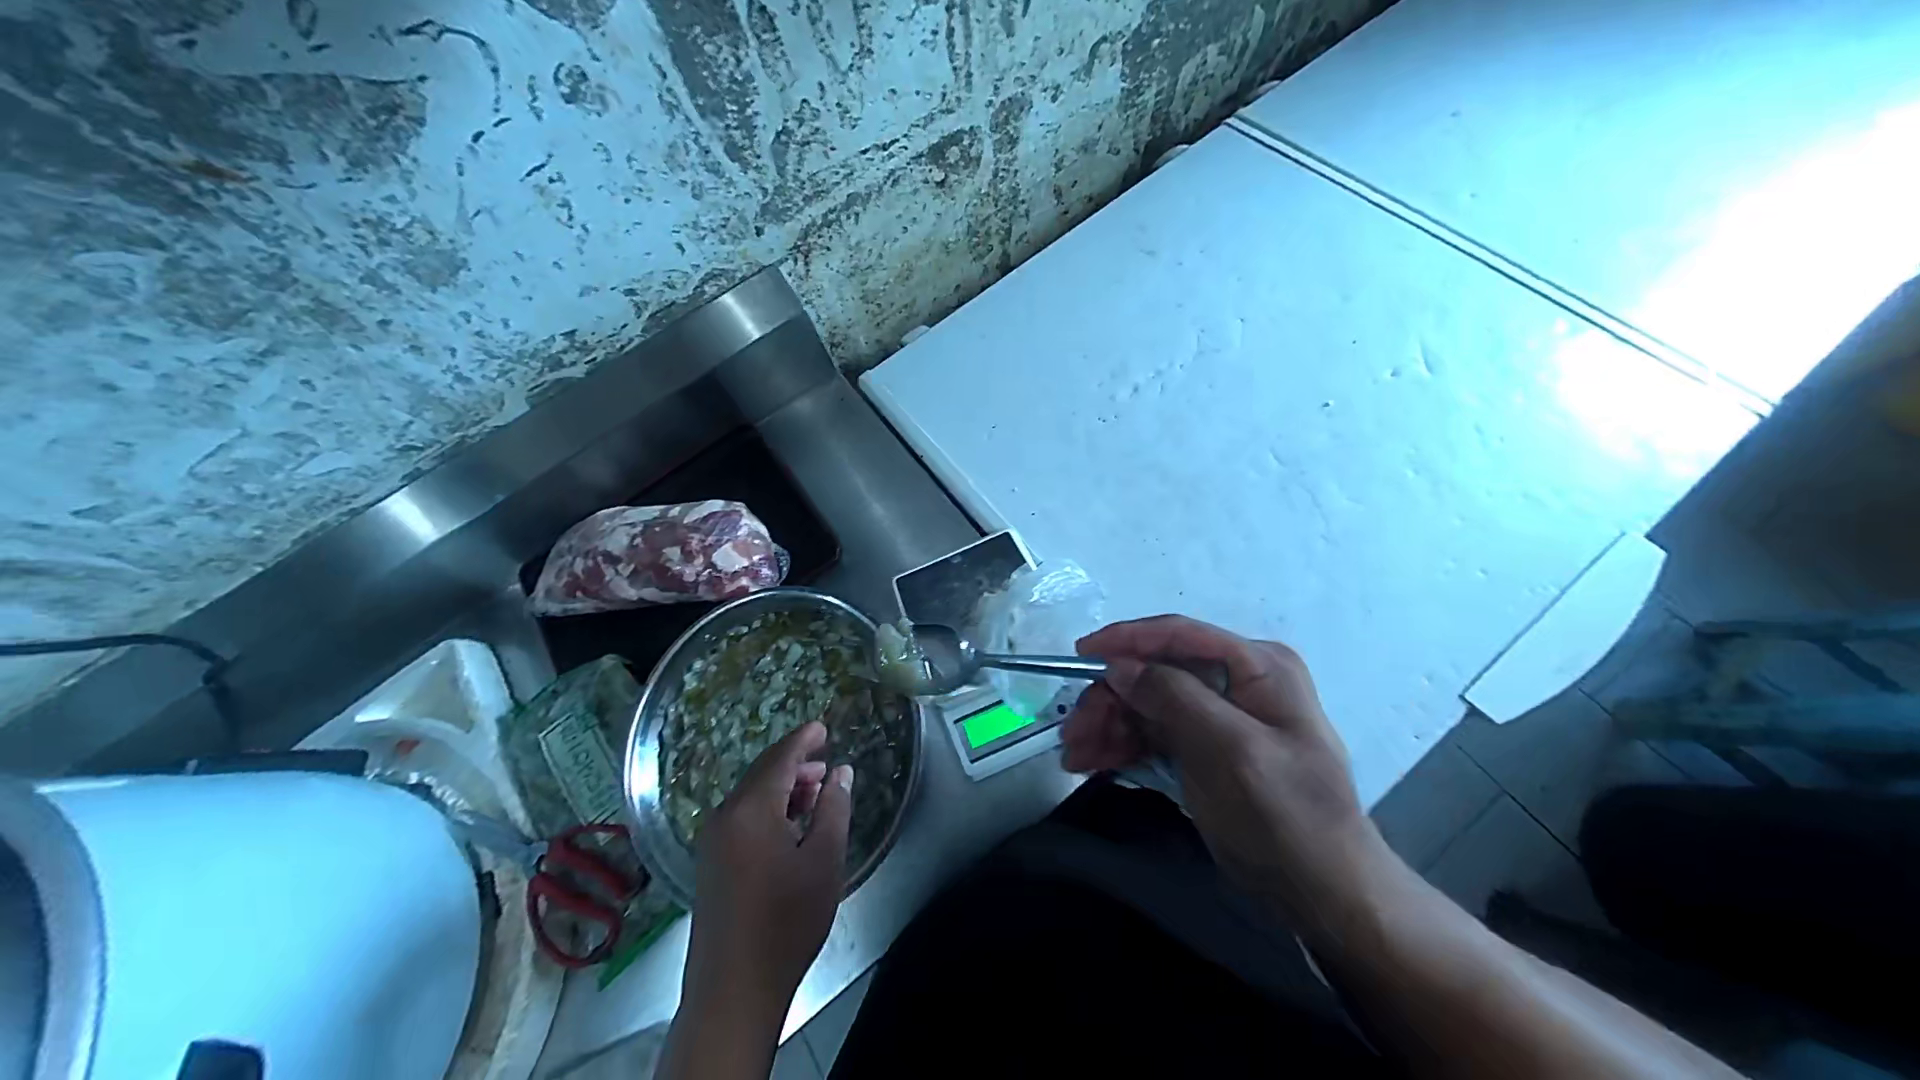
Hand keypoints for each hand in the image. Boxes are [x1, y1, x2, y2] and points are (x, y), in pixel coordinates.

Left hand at [681, 721, 852, 1029]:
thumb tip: (841, 772)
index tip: (822, 726)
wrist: (734, 987)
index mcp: (751, 810)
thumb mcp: (824, 860)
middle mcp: (724, 816)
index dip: (803, 739)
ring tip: (814, 796)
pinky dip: (767, 809)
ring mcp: (711, 841)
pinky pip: (740, 817)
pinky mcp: (709, 863)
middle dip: (794, 764)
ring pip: (750, 796)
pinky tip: (789, 826)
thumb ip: (834, 808)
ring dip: (782, 788)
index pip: (779, 759)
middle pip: (761, 774)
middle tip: (826, 766)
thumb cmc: (787, 920)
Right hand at [1061, 615, 1388, 932]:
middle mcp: (1236, 681)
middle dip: (1110, 699)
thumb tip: (1119, 666)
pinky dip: (1121, 745)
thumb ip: (1175, 698)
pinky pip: (1151, 734)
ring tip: (1075, 757)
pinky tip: (1093, 762)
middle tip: (1073, 733)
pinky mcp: (1203, 748)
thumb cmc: (1287, 816)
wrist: (1324, 893)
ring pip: (1145, 704)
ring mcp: (1218, 716)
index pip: (1179, 635)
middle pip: (1154, 673)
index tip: (1079, 654)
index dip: (1125, 640)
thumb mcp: (1232, 751)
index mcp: (1256, 667)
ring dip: (1108, 725)